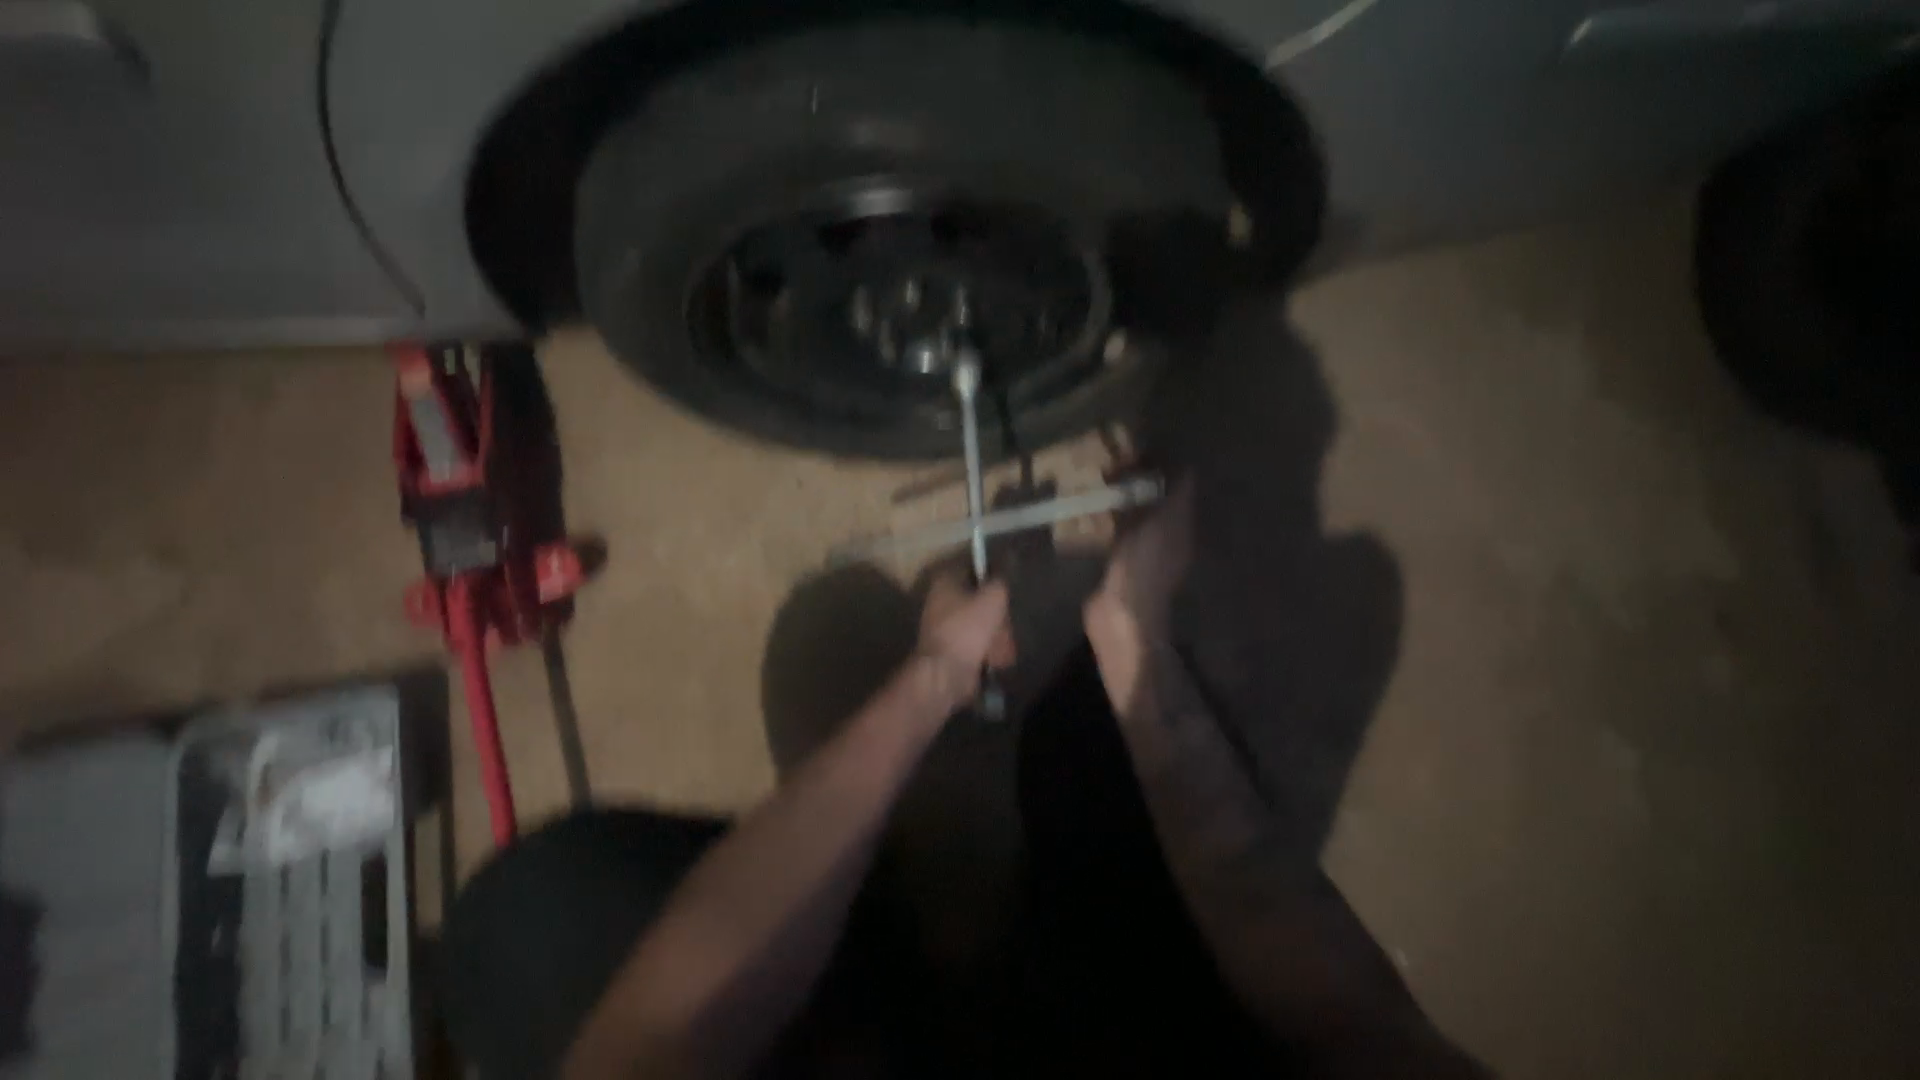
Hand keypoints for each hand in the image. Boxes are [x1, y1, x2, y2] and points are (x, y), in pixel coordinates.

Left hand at [915, 572, 1015, 705]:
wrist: (946, 671)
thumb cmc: (968, 627)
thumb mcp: (993, 597)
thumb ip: (1000, 580)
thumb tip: (1004, 568)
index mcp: (945, 581)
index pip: (973, 568)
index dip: (993, 577)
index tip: (1007, 590)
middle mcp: (940, 601)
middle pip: (979, 600)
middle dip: (998, 616)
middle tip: (1006, 626)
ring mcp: (944, 627)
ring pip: (980, 624)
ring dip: (997, 636)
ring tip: (1005, 648)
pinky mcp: (950, 650)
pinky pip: (976, 645)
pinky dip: (988, 652)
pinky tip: (998, 660)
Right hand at [1084, 478, 1194, 716]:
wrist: (1119, 616)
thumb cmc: (1144, 567)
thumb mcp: (1163, 525)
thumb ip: (1175, 497)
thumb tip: (1188, 466)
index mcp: (1180, 528)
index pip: (1176, 489)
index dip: (1163, 468)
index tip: (1141, 449)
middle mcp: (1164, 538)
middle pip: (1154, 500)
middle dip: (1139, 480)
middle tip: (1115, 459)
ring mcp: (1140, 551)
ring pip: (1134, 514)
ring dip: (1122, 498)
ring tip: (1102, 477)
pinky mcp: (1116, 562)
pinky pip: (1115, 531)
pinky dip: (1107, 516)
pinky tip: (1092, 506)